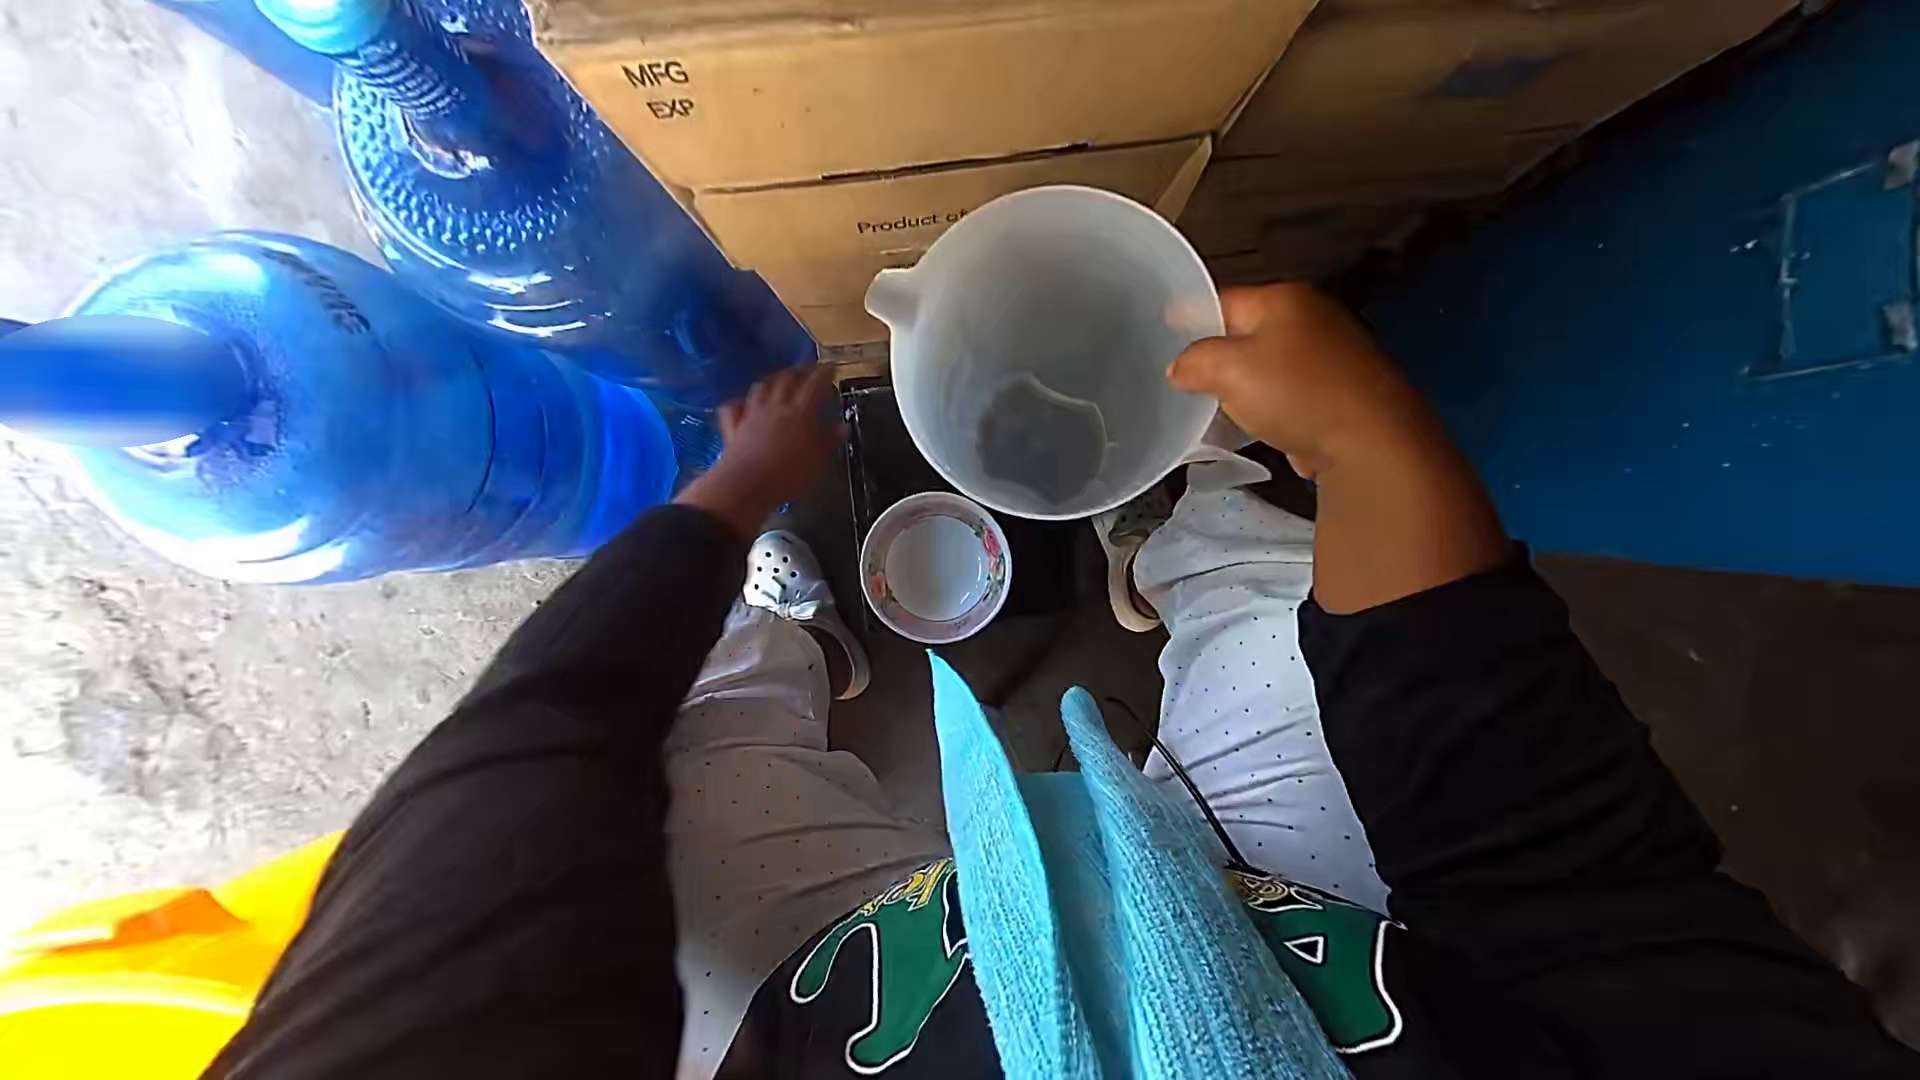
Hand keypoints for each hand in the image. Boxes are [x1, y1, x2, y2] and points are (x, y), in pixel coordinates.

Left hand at [675, 365, 845, 538]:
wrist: (747, 486)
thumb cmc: (789, 475)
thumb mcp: (819, 460)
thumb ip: (830, 441)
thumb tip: (841, 427)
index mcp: (800, 411)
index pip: (815, 384)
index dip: (825, 373)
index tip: (831, 367)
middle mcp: (775, 406)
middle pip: (787, 379)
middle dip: (800, 370)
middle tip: (808, 367)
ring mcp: (752, 414)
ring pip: (762, 387)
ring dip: (773, 379)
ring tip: (780, 377)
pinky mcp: (734, 427)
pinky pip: (735, 408)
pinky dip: (740, 402)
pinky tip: (742, 402)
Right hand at [1167, 283, 1430, 478]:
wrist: (1365, 440)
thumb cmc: (1294, 393)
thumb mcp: (1228, 369)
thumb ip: (1194, 361)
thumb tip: (1180, 368)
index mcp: (1284, 300)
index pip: (1222, 299)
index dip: (1189, 314)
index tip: (1163, 327)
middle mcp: (1309, 318)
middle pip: (1243, 331)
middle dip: (1212, 353)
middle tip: (1180, 375)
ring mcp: (1325, 355)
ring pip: (1262, 363)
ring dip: (1235, 382)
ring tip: (1207, 402)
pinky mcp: (1332, 390)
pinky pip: (1281, 390)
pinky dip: (1259, 402)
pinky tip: (1245, 420)